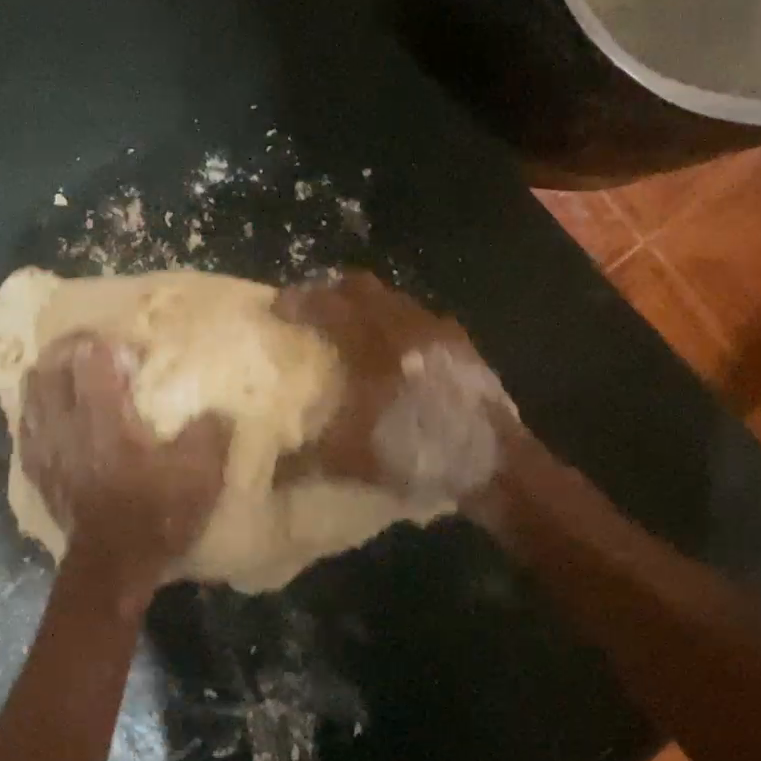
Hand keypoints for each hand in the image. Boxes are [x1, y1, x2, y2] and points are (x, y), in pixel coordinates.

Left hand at [19, 333, 231, 601]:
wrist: (113, 566)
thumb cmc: (155, 515)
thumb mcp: (199, 475)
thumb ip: (210, 434)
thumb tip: (217, 412)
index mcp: (101, 415)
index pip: (90, 356)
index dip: (110, 345)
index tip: (133, 354)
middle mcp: (64, 423)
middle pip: (50, 365)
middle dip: (71, 348)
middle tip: (95, 350)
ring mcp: (44, 447)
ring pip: (30, 392)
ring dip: (49, 375)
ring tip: (71, 376)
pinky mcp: (36, 470)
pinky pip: (25, 426)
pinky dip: (37, 411)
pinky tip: (55, 416)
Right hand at [272, 270, 516, 503]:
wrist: (495, 463)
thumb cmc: (418, 449)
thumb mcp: (351, 459)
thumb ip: (304, 459)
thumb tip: (265, 473)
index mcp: (374, 341)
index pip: (327, 304)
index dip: (298, 301)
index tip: (277, 308)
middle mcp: (406, 324)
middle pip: (362, 287)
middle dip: (332, 293)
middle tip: (312, 309)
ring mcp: (439, 331)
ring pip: (393, 300)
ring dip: (367, 308)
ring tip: (350, 330)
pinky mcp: (462, 347)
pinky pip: (419, 320)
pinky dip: (396, 326)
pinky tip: (393, 354)